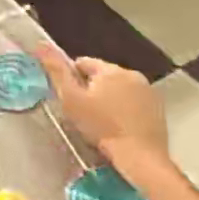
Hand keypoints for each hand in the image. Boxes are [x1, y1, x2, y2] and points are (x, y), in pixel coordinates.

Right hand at [37, 47, 169, 173]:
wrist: (139, 154)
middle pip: (102, 75)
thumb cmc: (100, 126)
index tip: (70, 98)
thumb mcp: (70, 99)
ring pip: (118, 87)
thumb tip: (41, 45)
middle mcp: (132, 74)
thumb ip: (56, 71)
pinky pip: (133, 100)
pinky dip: (124, 107)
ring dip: (108, 97)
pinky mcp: (158, 107)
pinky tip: (118, 125)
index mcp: (110, 70)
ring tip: (101, 120)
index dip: (71, 79)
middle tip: (83, 111)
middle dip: (91, 88)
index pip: (82, 62)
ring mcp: (148, 90)